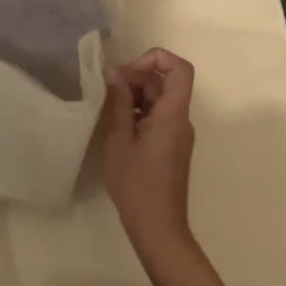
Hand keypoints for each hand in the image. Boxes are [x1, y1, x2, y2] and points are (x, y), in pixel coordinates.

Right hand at [100, 47, 197, 262]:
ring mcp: (177, 134)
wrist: (157, 227)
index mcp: (173, 114)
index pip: (179, 68)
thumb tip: (113, 72)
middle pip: (165, 82)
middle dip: (135, 77)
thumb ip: (117, 102)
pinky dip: (136, 112)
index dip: (154, 58)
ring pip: (158, 99)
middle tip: (105, 91)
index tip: (126, 72)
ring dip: (133, 95)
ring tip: (105, 109)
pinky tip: (114, 126)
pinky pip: (155, 116)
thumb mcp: (118, 139)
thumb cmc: (136, 183)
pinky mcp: (169, 146)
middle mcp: (180, 119)